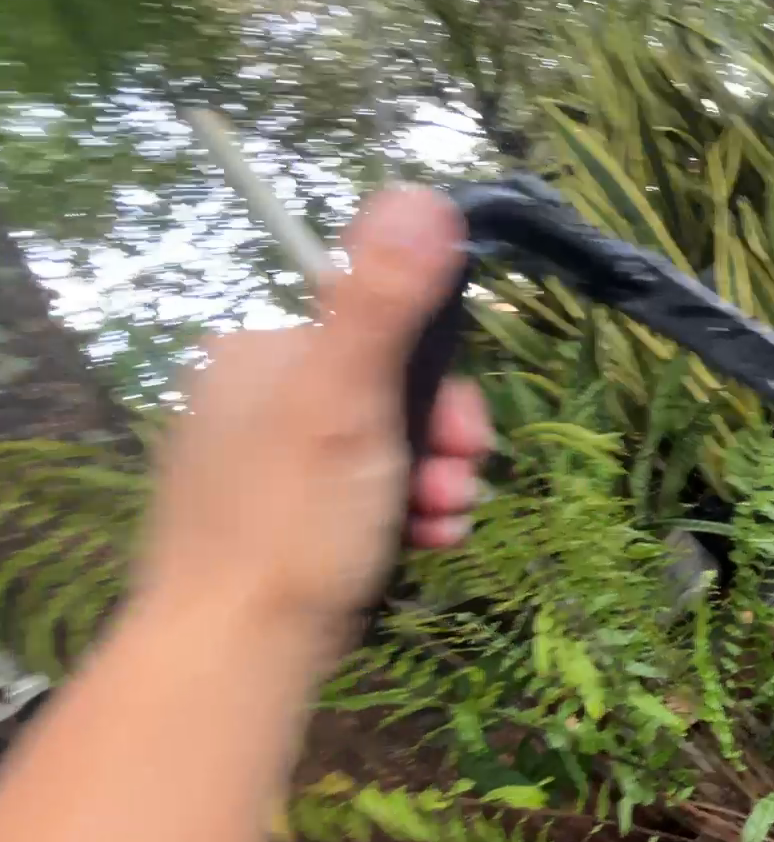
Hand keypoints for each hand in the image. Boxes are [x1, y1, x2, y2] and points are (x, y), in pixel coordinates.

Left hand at [136, 185, 490, 645]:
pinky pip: (380, 488)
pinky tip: (424, 538)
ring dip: (441, 486)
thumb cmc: (295, 518)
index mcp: (272, 352)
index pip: (398, 341)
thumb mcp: (350, 401)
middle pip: (405, 398)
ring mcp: (281, 453)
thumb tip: (424, 196)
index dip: (452, 393)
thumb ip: (384, 302)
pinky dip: (415, 511)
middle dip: (448, 449)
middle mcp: (270, 392)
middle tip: (454, 490)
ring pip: (402, 448)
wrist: (240, 645)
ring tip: (441, 524)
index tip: (465, 444)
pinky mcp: (296, 504)